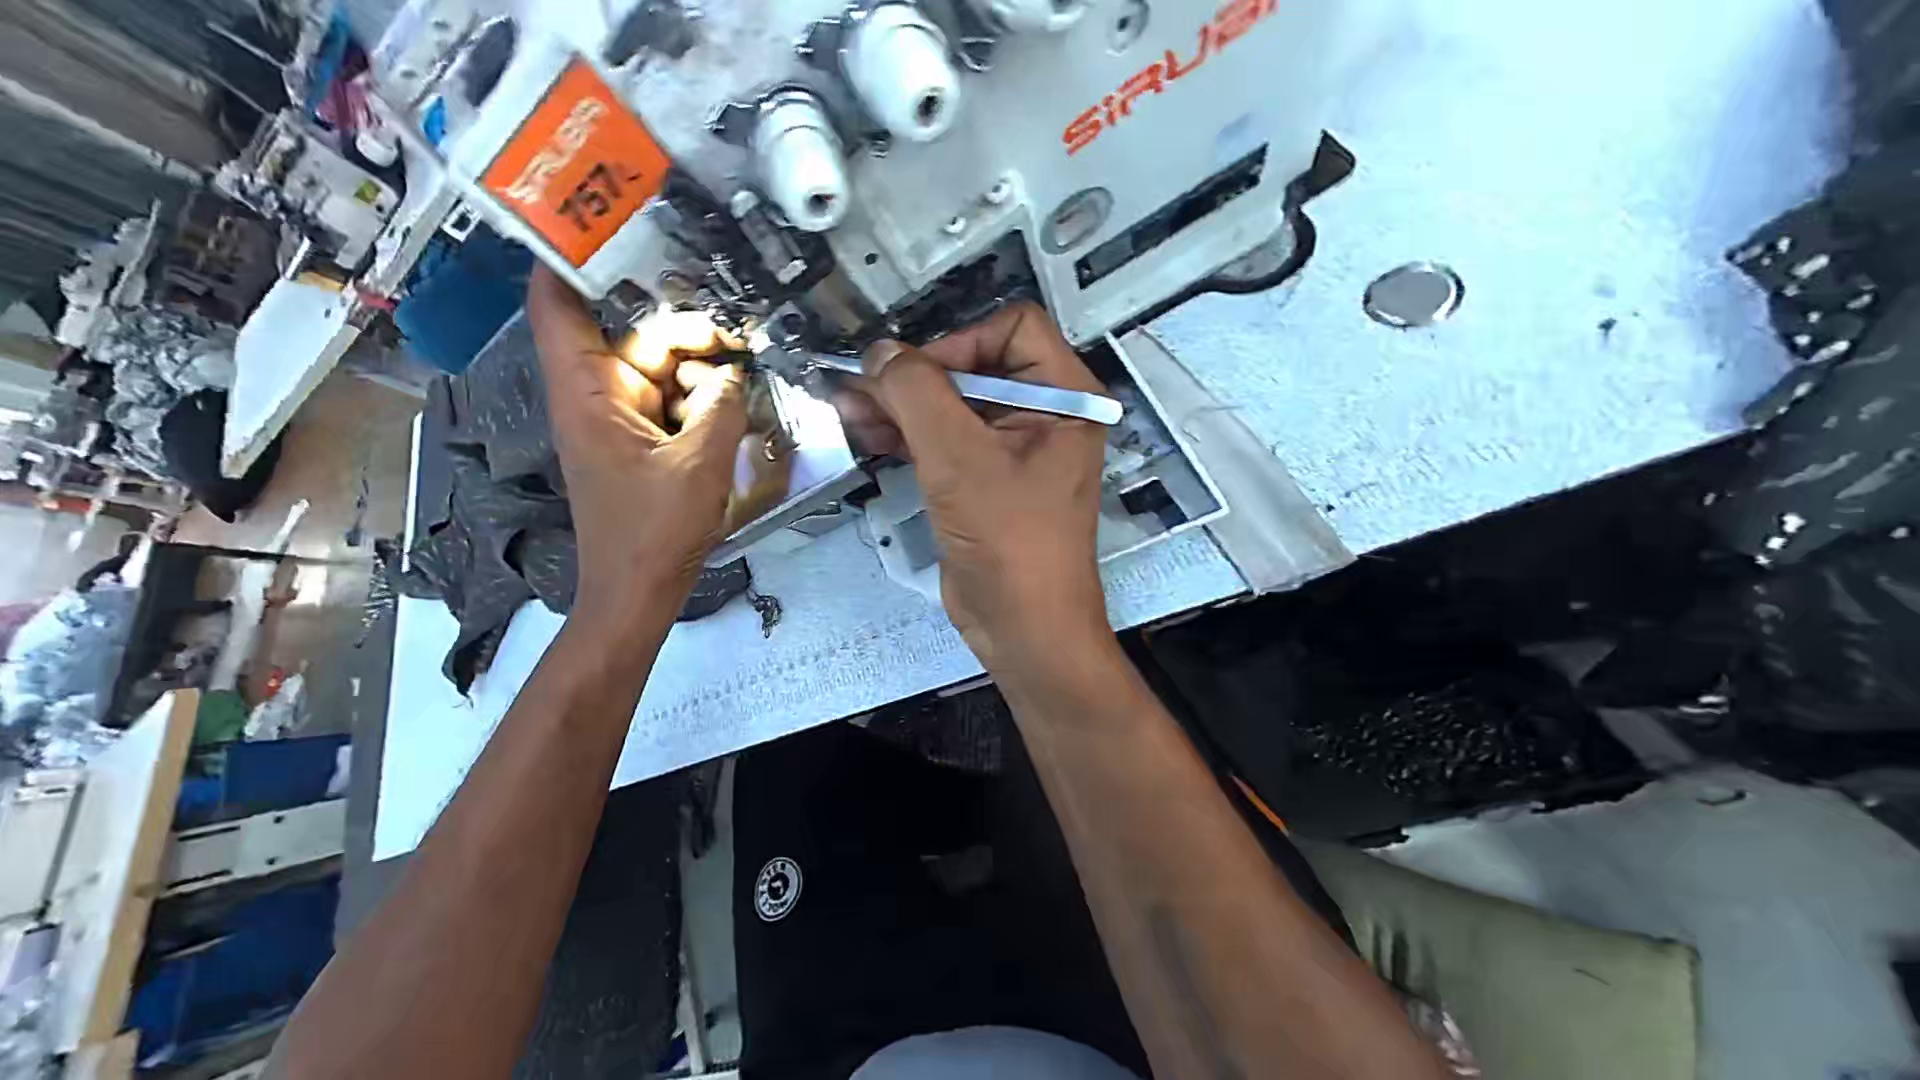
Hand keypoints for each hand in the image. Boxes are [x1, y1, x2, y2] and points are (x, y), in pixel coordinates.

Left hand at [525, 266, 747, 616]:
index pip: (559, 304)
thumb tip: (735, 374)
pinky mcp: (636, 441)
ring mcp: (616, 420)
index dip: (574, 256)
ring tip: (742, 369)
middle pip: (630, 333)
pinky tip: (732, 404)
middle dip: (680, 327)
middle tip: (734, 333)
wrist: (639, 591)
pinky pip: (666, 400)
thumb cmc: (655, 533)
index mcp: (587, 394)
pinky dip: (697, 397)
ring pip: (654, 367)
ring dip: (696, 367)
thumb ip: (723, 408)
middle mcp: (593, 397)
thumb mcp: (701, 465)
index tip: (615, 222)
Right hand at [835, 302, 1109, 664]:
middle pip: (974, 366)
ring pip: (952, 404)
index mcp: (1065, 398)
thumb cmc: (1011, 543)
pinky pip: (946, 438)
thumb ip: (918, 393)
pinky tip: (870, 431)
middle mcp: (1044, 415)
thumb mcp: (959, 457)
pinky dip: (908, 433)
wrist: (1023, 625)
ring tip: (852, 408)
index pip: (1011, 331)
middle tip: (861, 386)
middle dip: (915, 378)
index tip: (914, 376)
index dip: (958, 343)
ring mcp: (1013, 448)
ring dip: (902, 404)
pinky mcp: (986, 478)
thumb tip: (881, 354)